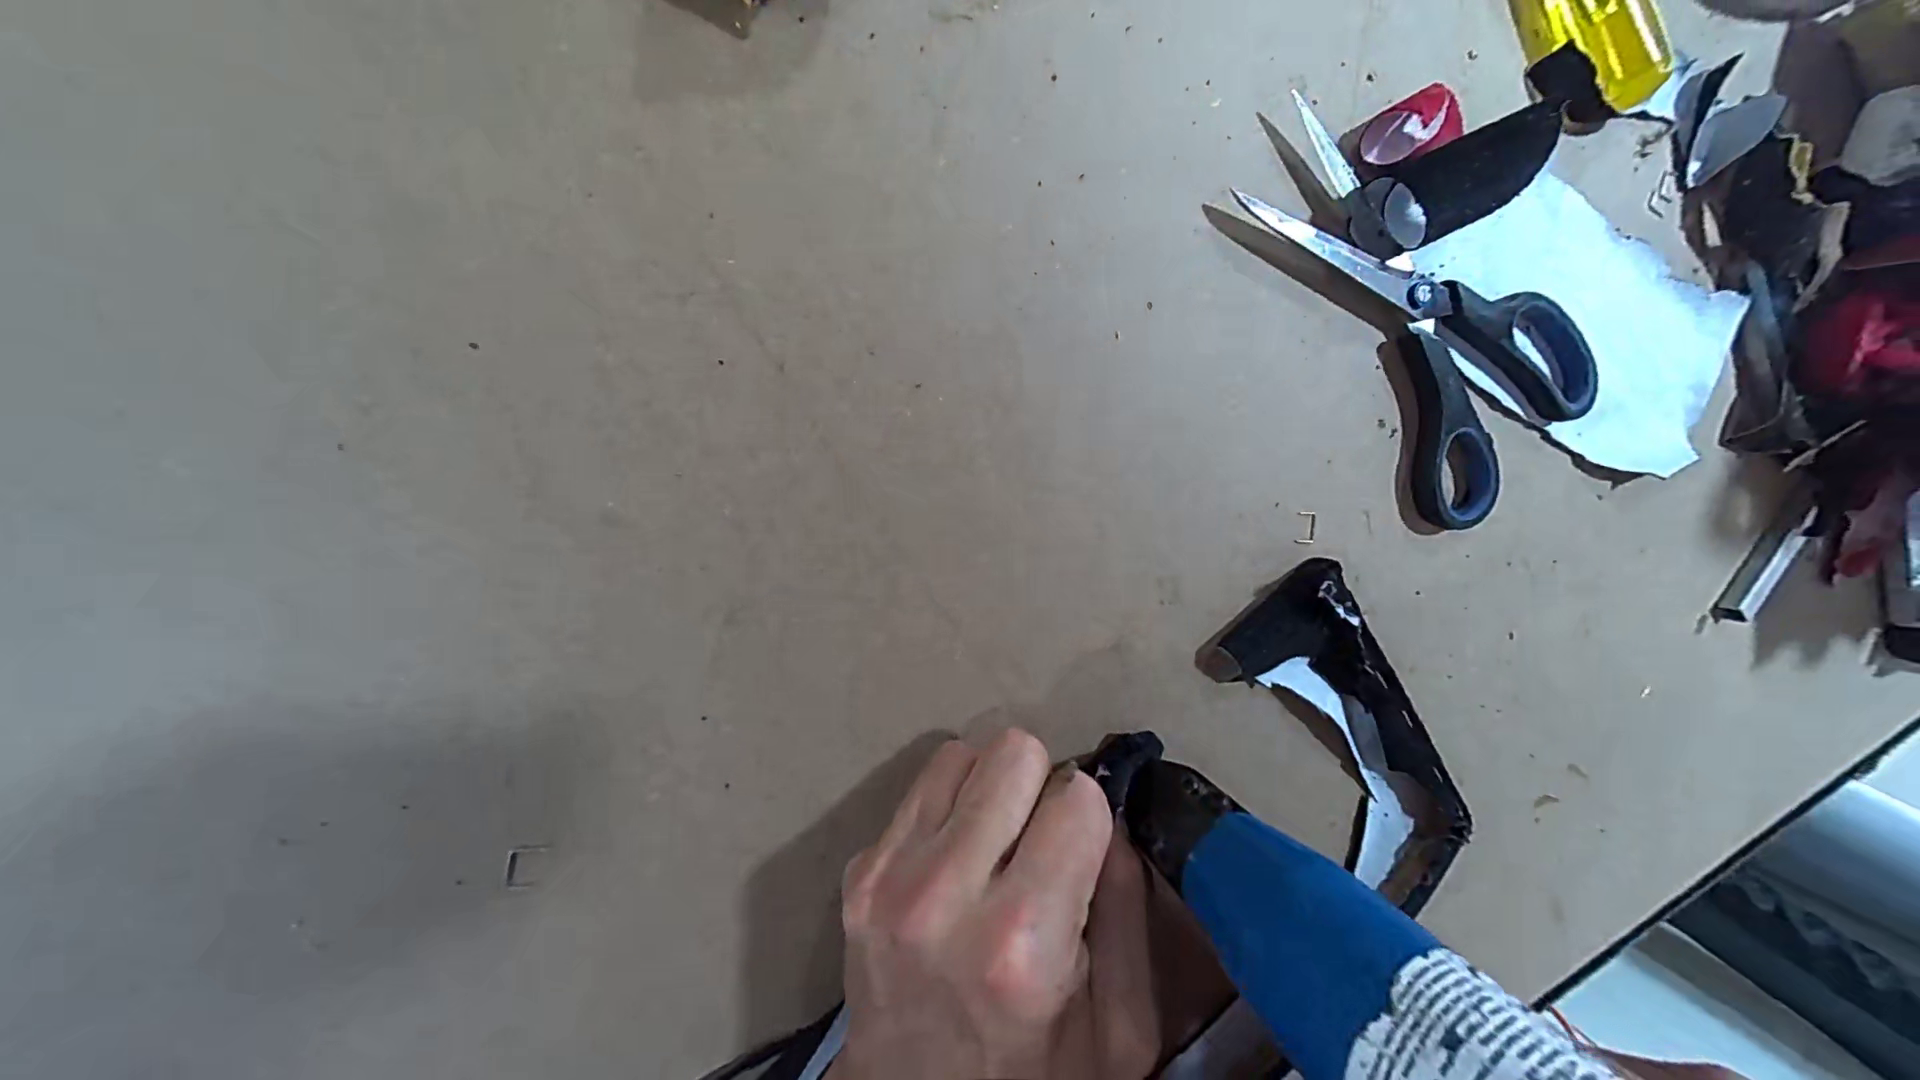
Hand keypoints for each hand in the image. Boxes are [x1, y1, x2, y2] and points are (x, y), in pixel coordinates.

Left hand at [828, 730, 1161, 1079]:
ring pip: (961, 753)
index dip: (1089, 815)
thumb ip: (1126, 905)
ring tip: (996, 840)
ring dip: (990, 787)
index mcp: (1021, 942)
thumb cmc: (1033, 1073)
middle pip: (1012, 752)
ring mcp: (888, 876)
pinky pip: (921, 783)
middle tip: (1038, 835)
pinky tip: (956, 854)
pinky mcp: (858, 869)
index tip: (1081, 846)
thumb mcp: (1120, 1023)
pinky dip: (949, 804)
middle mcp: (944, 895)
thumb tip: (1110, 810)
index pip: (1076, 798)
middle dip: (1039, 785)